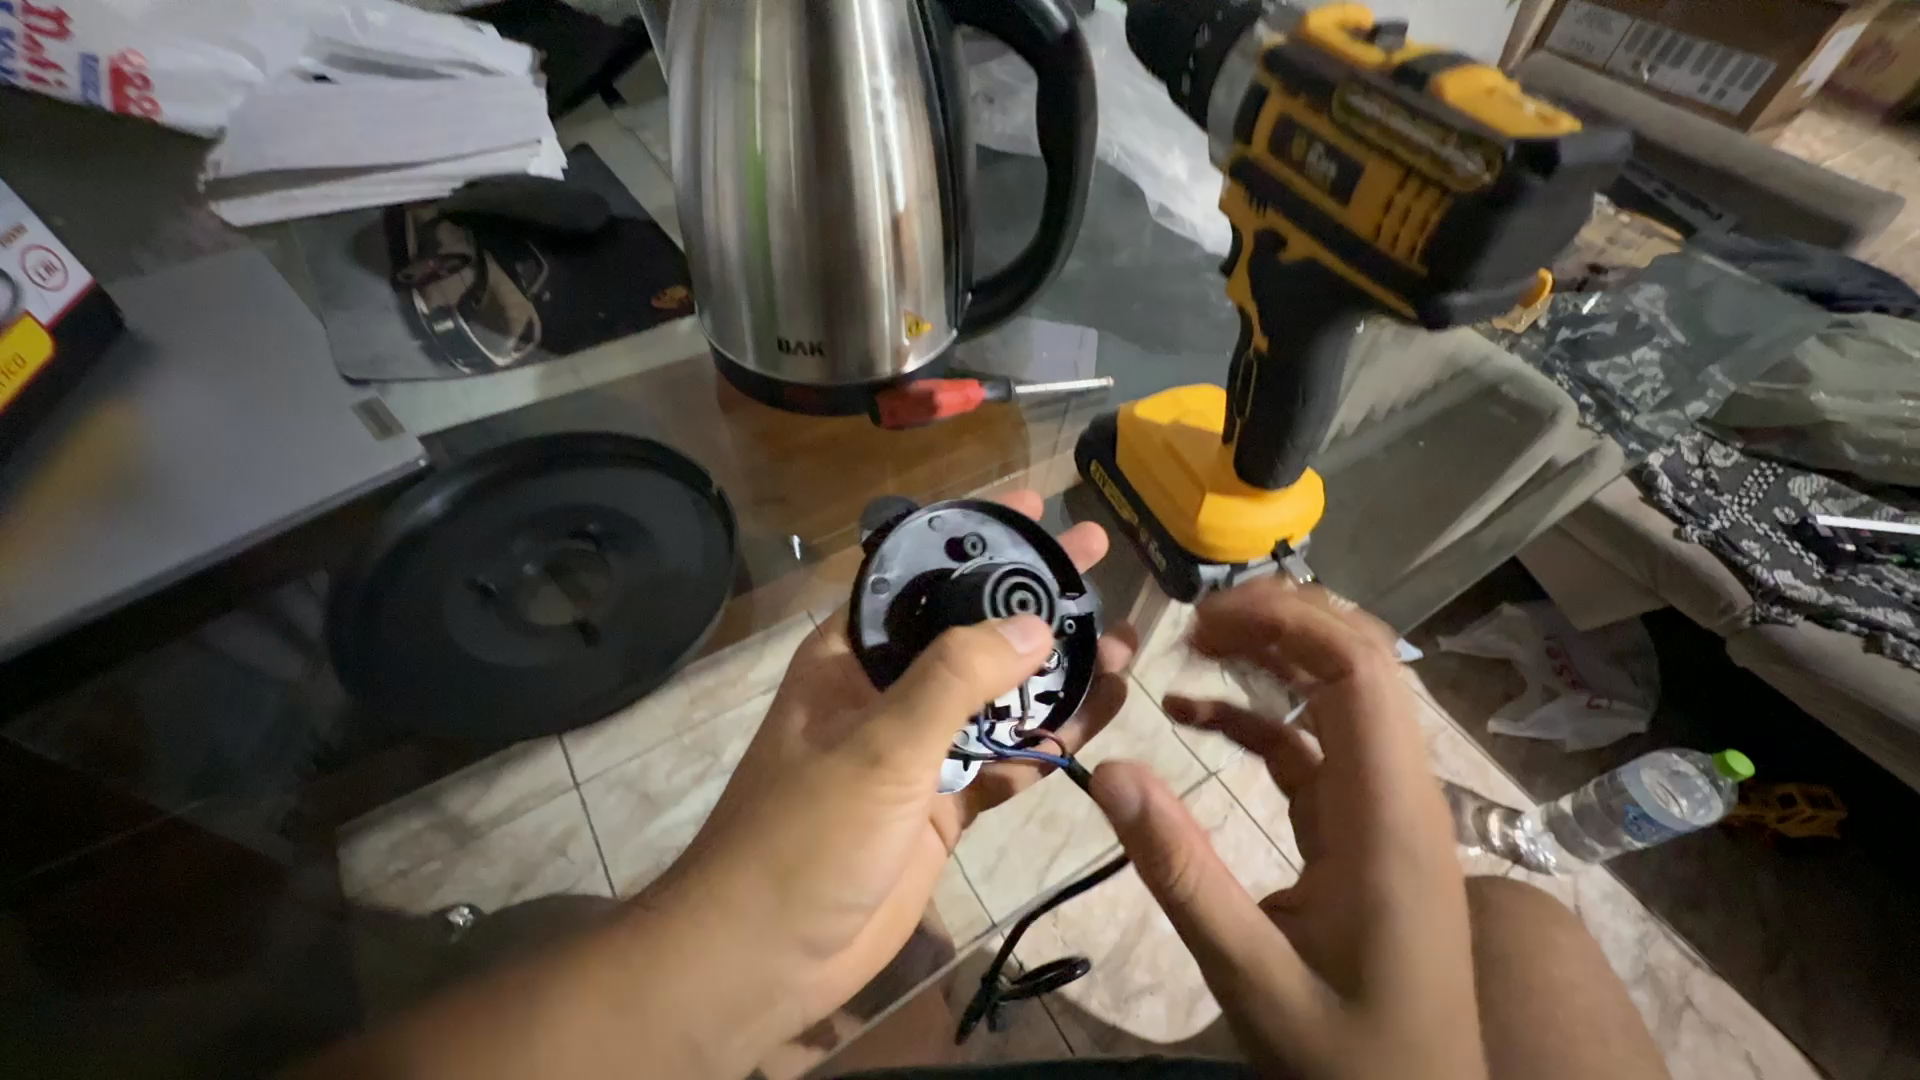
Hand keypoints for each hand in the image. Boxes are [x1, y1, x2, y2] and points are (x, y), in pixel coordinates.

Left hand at [639, 491, 1134, 1051]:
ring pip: (997, 696)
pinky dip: (1047, 743)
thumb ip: (957, 678)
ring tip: (1121, 645)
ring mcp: (919, 747)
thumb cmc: (805, 835)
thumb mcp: (880, 744)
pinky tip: (1098, 720)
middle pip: (970, 629)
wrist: (766, 958)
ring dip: (1055, 674)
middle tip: (1097, 559)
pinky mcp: (943, 801)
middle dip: (1032, 598)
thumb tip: (1034, 624)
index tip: (1032, 509)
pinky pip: (1004, 759)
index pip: (917, 573)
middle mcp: (888, 689)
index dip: (974, 537)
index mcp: (852, 654)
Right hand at [1089, 580, 1485, 1079]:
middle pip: (1357, 663)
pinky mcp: (1357, 826)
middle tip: (1190, 627)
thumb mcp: (1249, 974)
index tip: (1203, 618)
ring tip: (1192, 647)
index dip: (1289, 619)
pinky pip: (1310, 745)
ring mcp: (1381, 808)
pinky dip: (1255, 718)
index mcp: (1391, 818)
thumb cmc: (1346, 1061)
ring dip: (1269, 658)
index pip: (1361, 671)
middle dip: (1276, 623)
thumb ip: (1179, 870)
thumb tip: (1108, 769)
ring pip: (1338, 694)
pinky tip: (1195, 716)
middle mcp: (1399, 795)